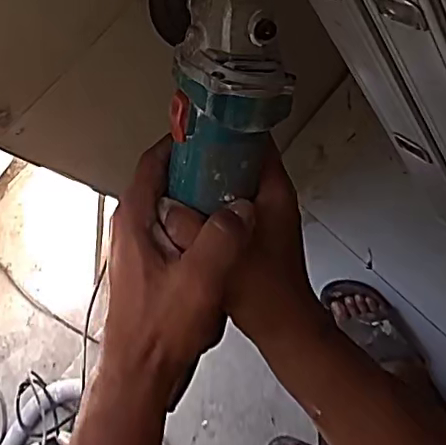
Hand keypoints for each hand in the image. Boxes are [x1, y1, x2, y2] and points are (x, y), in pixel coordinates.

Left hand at [98, 136, 257, 388]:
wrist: (140, 369)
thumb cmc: (158, 329)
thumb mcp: (199, 281)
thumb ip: (220, 240)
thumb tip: (239, 209)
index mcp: (134, 218)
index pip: (151, 163)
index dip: (175, 144)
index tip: (199, 133)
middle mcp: (129, 226)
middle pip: (158, 181)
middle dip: (188, 169)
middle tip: (220, 163)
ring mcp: (134, 245)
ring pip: (164, 206)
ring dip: (191, 197)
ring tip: (223, 196)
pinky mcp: (144, 264)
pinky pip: (167, 229)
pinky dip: (190, 222)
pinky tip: (215, 238)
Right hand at [157, 139, 319, 348]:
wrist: (283, 329)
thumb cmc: (267, 296)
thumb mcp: (218, 253)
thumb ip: (186, 225)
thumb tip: (162, 203)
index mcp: (274, 191)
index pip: (256, 137)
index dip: (227, 121)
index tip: (201, 115)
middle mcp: (271, 195)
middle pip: (239, 151)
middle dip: (208, 144)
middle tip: (180, 140)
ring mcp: (263, 210)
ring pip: (230, 173)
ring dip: (205, 169)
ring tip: (176, 166)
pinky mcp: (251, 225)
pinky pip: (225, 193)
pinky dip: (205, 190)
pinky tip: (183, 199)